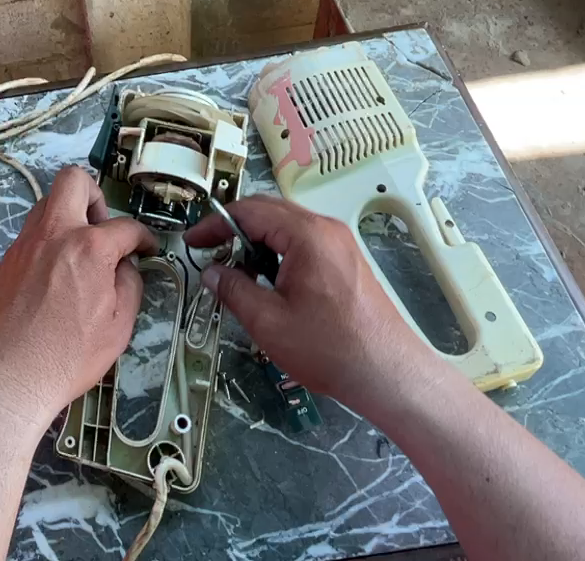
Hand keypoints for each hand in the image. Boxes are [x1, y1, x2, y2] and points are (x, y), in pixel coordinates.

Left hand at [0, 166, 156, 431]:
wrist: (5, 379)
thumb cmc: (64, 358)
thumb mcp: (118, 327)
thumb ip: (130, 286)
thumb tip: (126, 267)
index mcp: (88, 248)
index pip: (126, 226)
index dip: (143, 237)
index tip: (145, 248)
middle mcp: (53, 234)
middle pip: (74, 180)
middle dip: (95, 195)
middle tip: (102, 229)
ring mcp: (24, 244)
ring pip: (47, 204)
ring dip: (68, 218)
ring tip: (79, 255)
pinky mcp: (5, 261)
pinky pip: (31, 236)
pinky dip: (48, 245)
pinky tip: (54, 280)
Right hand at [186, 196, 448, 410]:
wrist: (391, 375)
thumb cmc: (329, 348)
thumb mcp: (269, 322)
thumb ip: (234, 290)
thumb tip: (212, 272)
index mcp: (306, 235)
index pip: (250, 211)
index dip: (216, 223)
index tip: (193, 241)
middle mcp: (326, 228)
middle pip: (269, 210)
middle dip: (235, 226)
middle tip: (209, 249)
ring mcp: (341, 242)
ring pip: (287, 225)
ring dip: (257, 238)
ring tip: (236, 267)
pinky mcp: (348, 259)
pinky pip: (304, 239)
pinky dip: (279, 248)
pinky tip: (269, 277)